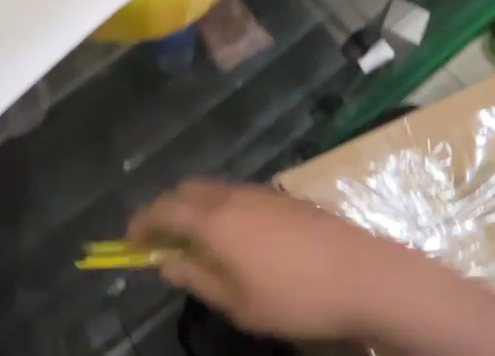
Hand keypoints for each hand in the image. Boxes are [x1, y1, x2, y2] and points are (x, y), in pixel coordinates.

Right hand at [128, 180, 427, 341]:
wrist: (365, 276)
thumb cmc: (296, 298)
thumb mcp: (240, 304)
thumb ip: (197, 280)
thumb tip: (165, 264)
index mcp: (212, 220)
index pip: (163, 210)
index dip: (141, 223)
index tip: (129, 241)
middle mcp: (230, 196)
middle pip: (185, 191)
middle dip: (165, 210)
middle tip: (161, 240)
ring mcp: (259, 191)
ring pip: (212, 189)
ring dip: (194, 207)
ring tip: (196, 240)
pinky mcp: (283, 196)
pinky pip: (235, 193)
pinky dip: (219, 207)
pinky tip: (235, 236)